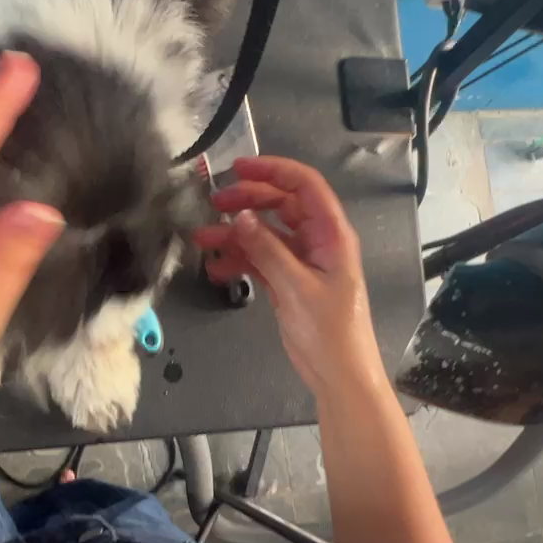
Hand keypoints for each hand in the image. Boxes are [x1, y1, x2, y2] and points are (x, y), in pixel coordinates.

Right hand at [194, 156, 389, 400]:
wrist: (339, 374)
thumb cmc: (330, 331)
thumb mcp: (297, 287)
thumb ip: (268, 250)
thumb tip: (241, 217)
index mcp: (331, 234)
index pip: (304, 186)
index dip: (273, 171)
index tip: (238, 168)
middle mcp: (317, 242)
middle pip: (280, 206)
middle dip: (247, 202)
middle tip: (214, 203)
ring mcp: (301, 263)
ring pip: (265, 235)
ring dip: (235, 235)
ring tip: (203, 239)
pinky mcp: (288, 283)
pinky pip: (261, 261)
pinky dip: (240, 261)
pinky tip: (216, 268)